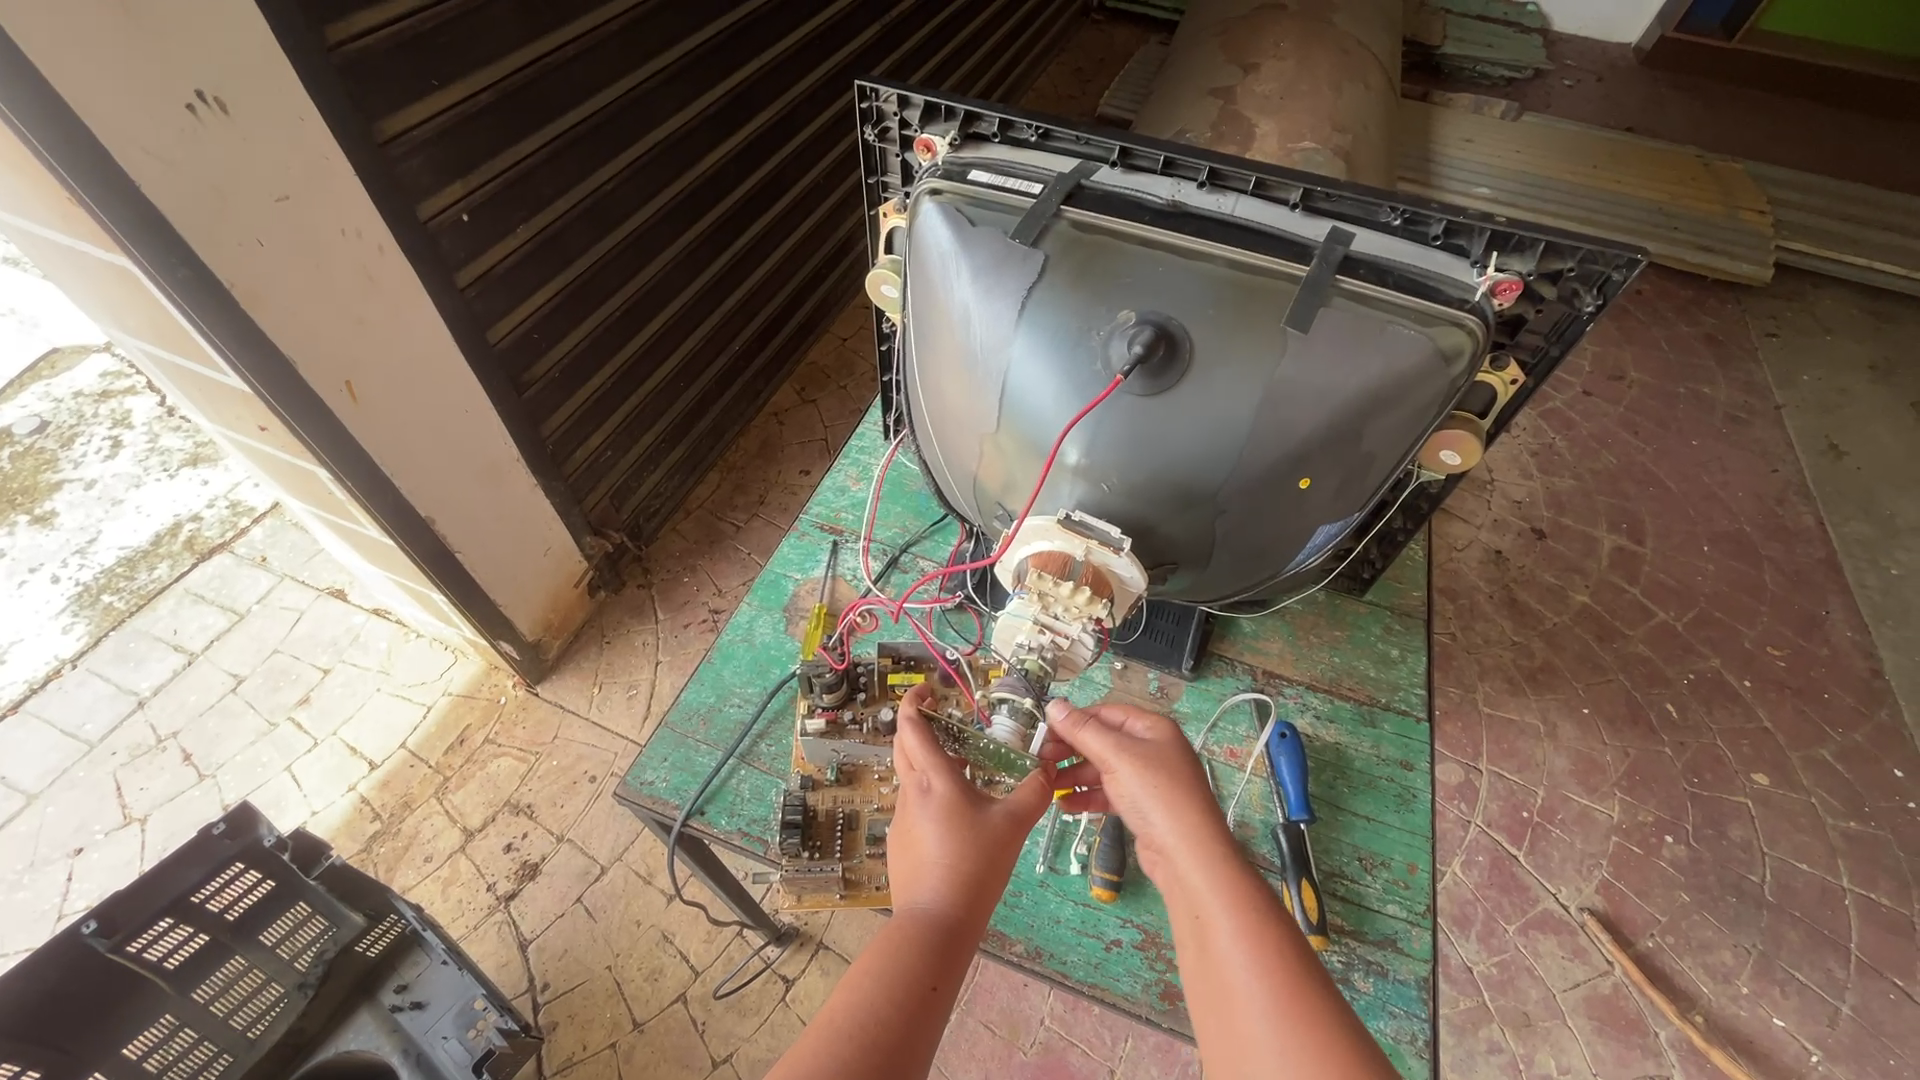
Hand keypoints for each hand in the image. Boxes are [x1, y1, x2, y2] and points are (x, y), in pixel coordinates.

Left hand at [887, 683, 1054, 929]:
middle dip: (917, 727)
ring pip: (909, 778)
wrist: (935, 923)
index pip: (912, 727)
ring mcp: (901, 819)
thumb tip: (1047, 768)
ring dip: (927, 764)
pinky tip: (955, 818)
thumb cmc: (975, 866)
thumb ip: (1033, 792)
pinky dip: (929, 796)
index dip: (913, 703)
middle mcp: (911, 793)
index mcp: (935, 780)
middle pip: (903, 746)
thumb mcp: (1013, 826)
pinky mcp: (900, 843)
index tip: (926, 690)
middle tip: (942, 721)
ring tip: (962, 770)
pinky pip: (912, 807)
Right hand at [1038, 699, 1236, 884]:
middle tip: (1041, 759)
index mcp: (1151, 727)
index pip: (1104, 713)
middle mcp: (1151, 749)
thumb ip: (1083, 730)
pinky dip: (1088, 797)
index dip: (1073, 720)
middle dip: (1071, 750)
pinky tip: (1064, 805)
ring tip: (1048, 785)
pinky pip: (1109, 794)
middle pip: (1103, 741)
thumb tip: (1054, 704)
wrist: (1188, 856)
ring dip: (1075, 775)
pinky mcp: (1142, 807)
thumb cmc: (1154, 794)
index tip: (1044, 732)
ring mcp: (1148, 780)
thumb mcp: (1116, 756)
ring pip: (1103, 769)